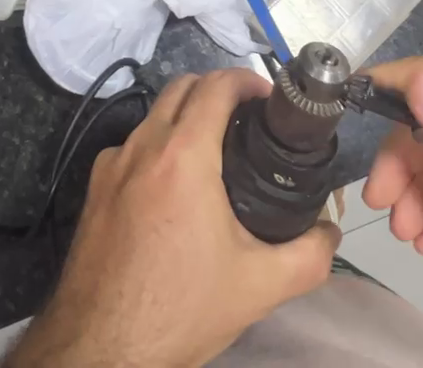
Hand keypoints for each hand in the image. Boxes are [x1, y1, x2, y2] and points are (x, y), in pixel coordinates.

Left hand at [8, 70, 339, 367]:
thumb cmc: (181, 309)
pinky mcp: (92, 188)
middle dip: (218, 90)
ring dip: (186, 116)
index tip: (269, 99)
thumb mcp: (259, 287)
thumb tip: (330, 232)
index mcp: (182, 155)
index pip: (216, 86)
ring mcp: (110, 164)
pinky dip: (158, 146)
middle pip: (182, 87)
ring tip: (217, 153)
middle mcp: (141, 146)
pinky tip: (174, 189)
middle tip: (249, 120)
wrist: (101, 349)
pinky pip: (131, 147)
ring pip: (153, 115)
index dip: (247, 80)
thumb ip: (309, 255)